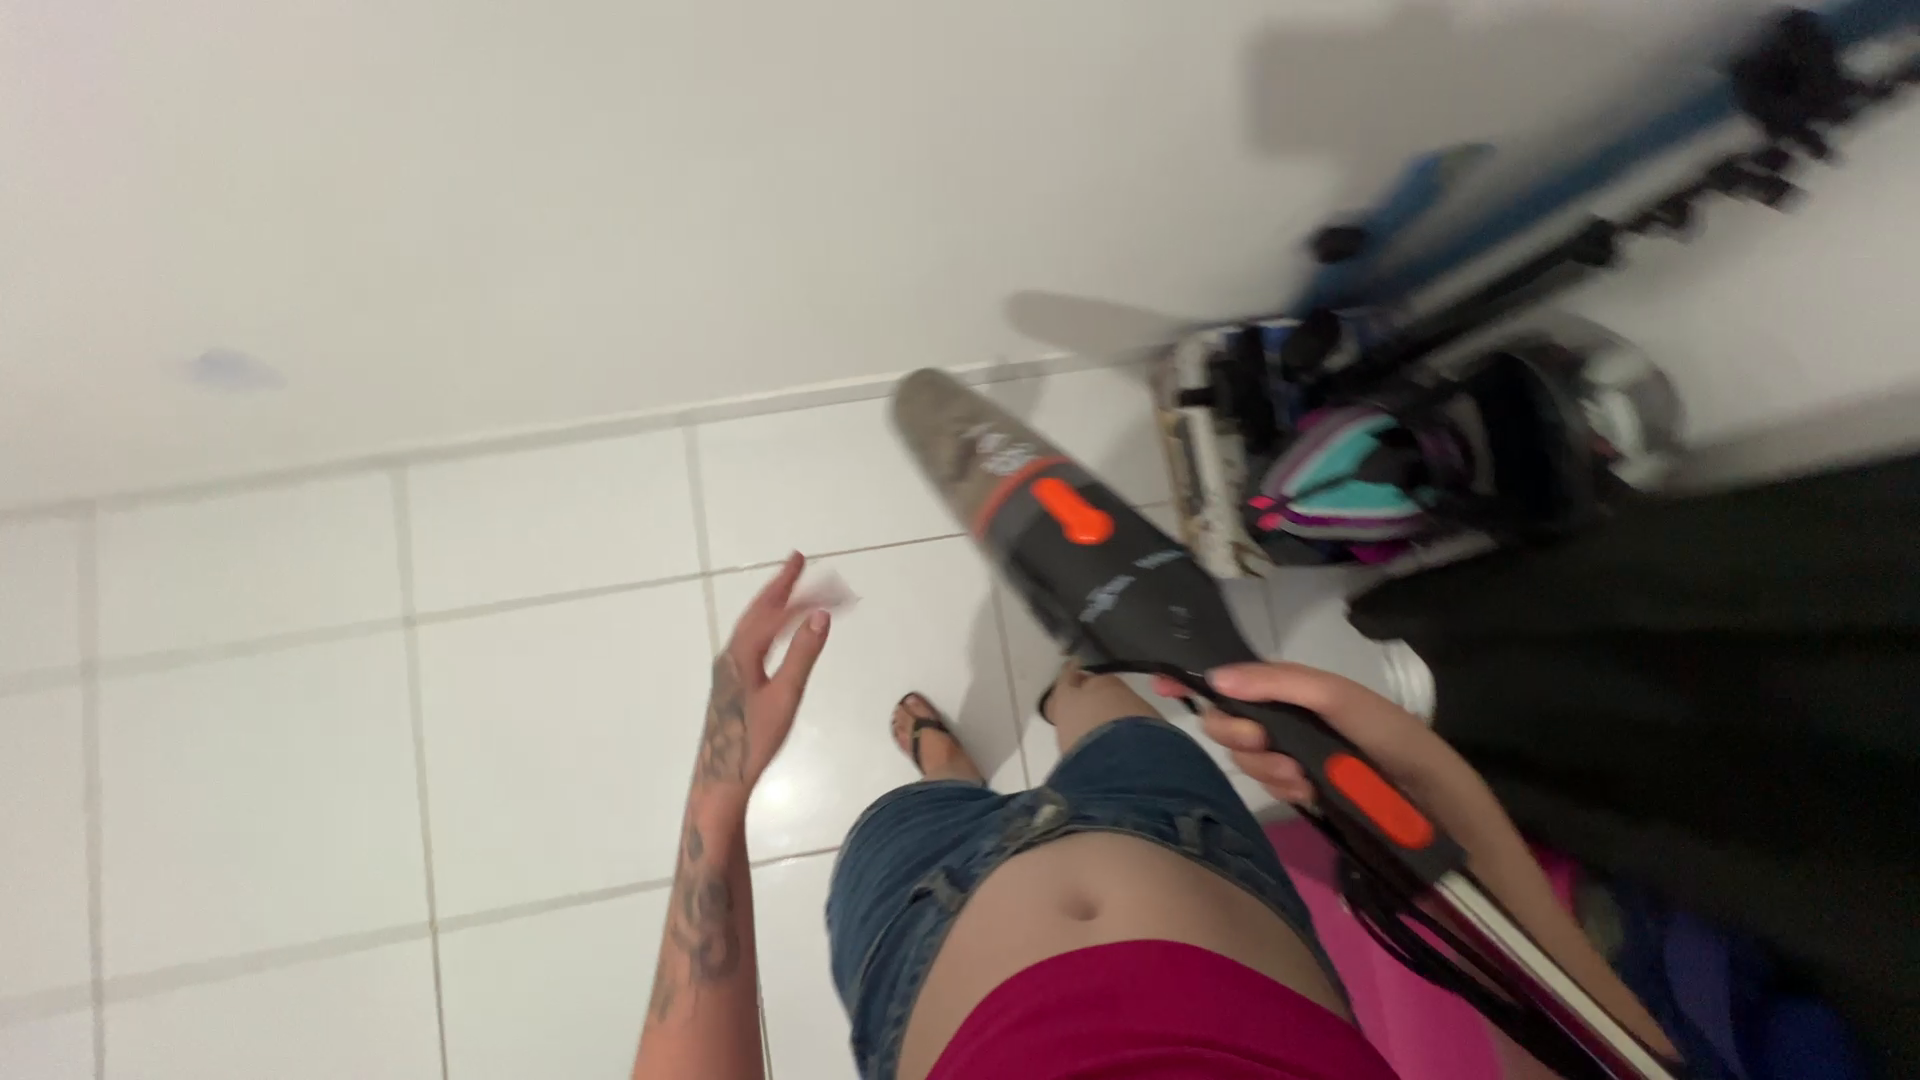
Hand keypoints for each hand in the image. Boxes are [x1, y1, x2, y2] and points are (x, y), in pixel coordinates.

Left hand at [695, 553, 832, 797]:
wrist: (721, 777)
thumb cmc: (755, 739)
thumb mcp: (786, 695)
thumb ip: (803, 654)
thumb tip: (820, 615)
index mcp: (743, 653)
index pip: (776, 611)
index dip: (799, 590)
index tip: (819, 571)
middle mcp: (732, 654)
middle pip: (759, 610)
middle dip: (782, 585)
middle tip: (799, 561)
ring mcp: (730, 667)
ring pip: (754, 623)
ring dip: (775, 602)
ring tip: (792, 585)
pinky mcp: (732, 680)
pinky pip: (753, 637)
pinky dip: (770, 622)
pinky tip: (776, 630)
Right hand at [1153, 662, 1457, 807]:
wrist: (1444, 825)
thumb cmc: (1396, 748)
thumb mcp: (1343, 703)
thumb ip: (1283, 685)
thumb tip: (1215, 678)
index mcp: (1304, 694)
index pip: (1243, 680)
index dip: (1204, 681)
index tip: (1162, 684)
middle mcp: (1294, 723)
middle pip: (1233, 719)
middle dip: (1238, 731)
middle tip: (1263, 742)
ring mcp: (1297, 760)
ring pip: (1245, 755)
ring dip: (1266, 765)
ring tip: (1304, 778)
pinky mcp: (1303, 797)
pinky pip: (1267, 785)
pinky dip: (1280, 787)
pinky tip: (1308, 793)